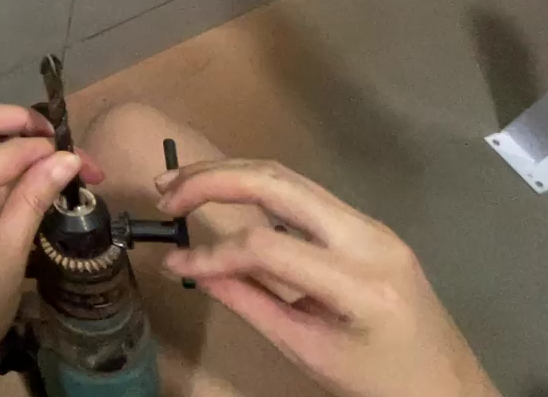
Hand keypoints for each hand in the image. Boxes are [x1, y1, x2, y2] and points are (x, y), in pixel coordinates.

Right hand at [157, 160, 499, 396]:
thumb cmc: (384, 386)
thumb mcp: (311, 354)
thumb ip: (247, 302)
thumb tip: (184, 266)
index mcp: (362, 283)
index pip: (266, 247)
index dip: (213, 252)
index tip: (175, 263)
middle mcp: (369, 238)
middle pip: (274, 182)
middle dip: (210, 180)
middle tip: (163, 192)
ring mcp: (370, 224)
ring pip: (283, 174)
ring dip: (225, 172)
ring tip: (178, 182)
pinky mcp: (363, 223)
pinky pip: (298, 190)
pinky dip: (250, 183)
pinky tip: (220, 192)